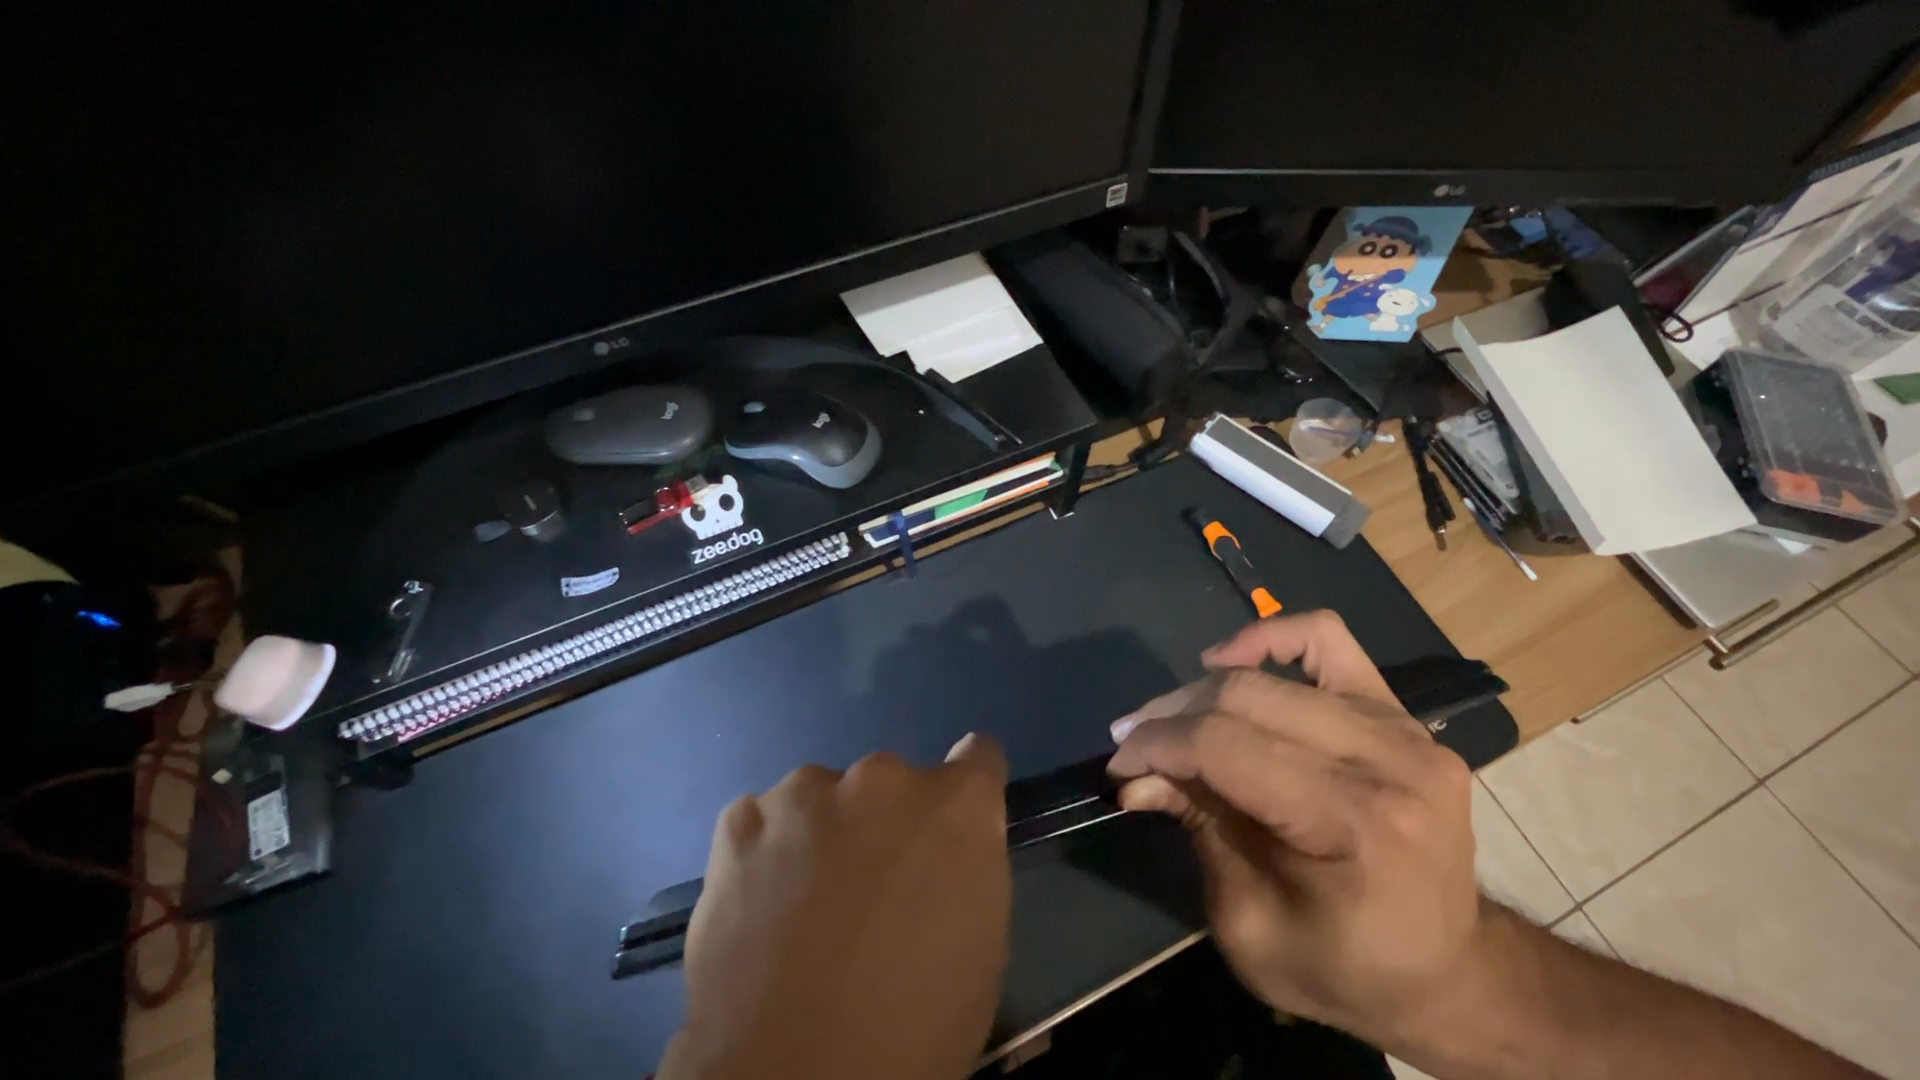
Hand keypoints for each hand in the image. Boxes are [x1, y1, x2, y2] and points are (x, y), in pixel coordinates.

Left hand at [658, 734, 1010, 1079]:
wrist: (799, 1071)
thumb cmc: (916, 1022)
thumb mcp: (980, 943)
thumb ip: (966, 870)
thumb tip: (943, 855)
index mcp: (956, 806)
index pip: (978, 757)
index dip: (968, 788)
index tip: (952, 825)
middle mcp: (884, 778)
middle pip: (891, 783)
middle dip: (885, 824)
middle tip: (867, 890)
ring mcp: (806, 792)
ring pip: (822, 799)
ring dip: (822, 834)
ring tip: (803, 906)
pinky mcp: (742, 819)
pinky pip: (763, 821)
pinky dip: (766, 852)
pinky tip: (759, 907)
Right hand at [1106, 612, 1480, 1050]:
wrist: (1446, 973)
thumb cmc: (1344, 969)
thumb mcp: (1248, 925)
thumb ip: (1197, 829)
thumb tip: (1135, 776)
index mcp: (1354, 823)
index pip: (1225, 745)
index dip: (1156, 746)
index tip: (1118, 766)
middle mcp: (1387, 759)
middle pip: (1244, 698)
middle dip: (1170, 717)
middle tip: (1132, 746)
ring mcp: (1404, 729)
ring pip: (1273, 674)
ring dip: (1204, 690)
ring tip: (1173, 719)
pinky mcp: (1403, 715)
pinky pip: (1329, 642)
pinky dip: (1271, 639)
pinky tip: (1231, 660)